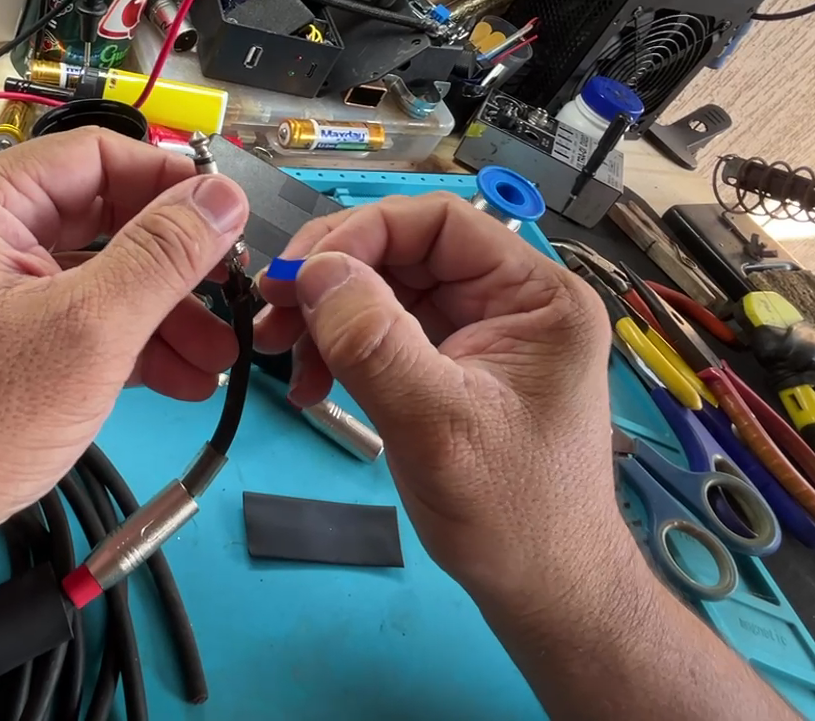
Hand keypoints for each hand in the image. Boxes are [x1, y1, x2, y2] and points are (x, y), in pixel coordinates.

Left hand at [0, 129, 249, 595]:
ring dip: (159, 317)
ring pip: (92, 282)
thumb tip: (223, 195)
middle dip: (175, 266)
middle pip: (102, 224)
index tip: (234, 219)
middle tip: (235, 300)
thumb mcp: (83, 332)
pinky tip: (177, 381)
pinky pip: (70, 327)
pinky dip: (122, 349)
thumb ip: (162, 256)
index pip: (98, 158)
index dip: (173, 182)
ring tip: (219, 360)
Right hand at [254, 193, 626, 603]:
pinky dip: (336, 347)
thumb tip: (312, 271)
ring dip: (324, 314)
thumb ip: (374, 343)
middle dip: (331, 277)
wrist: (542, 592)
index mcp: (533, 293)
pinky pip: (378, 328)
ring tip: (280, 353)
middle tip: (272, 310)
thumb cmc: (513, 514)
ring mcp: (473, 327)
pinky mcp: (445, 359)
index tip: (300, 273)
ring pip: (380, 287)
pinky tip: (309, 383)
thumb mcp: (438, 426)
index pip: (438, 222)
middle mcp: (505, 297)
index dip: (362, 233)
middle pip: (402, 250)